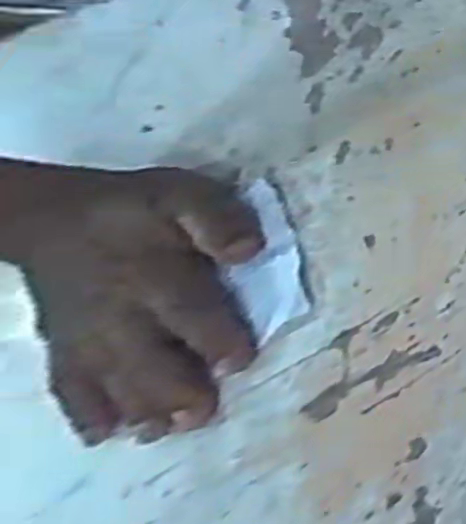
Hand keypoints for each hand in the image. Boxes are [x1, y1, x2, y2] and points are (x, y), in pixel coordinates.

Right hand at [0, 161, 262, 444]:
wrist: (53, 214)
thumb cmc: (140, 203)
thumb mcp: (189, 194)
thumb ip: (220, 220)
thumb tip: (251, 249)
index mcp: (156, 273)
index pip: (193, 310)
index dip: (217, 336)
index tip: (240, 362)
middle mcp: (119, 310)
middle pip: (150, 354)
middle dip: (177, 388)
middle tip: (201, 417)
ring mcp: (86, 331)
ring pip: (113, 376)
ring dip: (139, 406)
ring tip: (162, 433)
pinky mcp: (63, 342)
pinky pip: (70, 381)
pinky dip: (86, 409)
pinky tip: (103, 434)